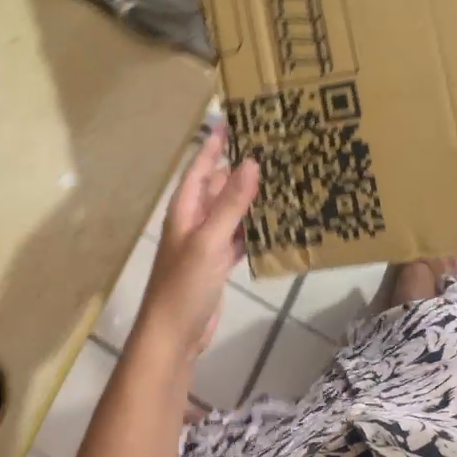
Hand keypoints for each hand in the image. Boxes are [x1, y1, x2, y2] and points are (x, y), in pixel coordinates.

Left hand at [136, 125, 259, 358]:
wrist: (174, 336)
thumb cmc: (184, 284)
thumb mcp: (209, 240)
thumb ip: (230, 204)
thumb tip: (250, 162)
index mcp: (185, 208)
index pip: (201, 166)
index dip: (214, 144)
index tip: (232, 120)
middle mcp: (194, 219)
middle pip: (219, 186)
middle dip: (240, 168)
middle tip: (272, 148)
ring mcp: (207, 242)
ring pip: (231, 211)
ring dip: (251, 198)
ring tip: (282, 179)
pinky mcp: (218, 263)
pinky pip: (239, 236)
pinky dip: (255, 229)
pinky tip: (278, 223)